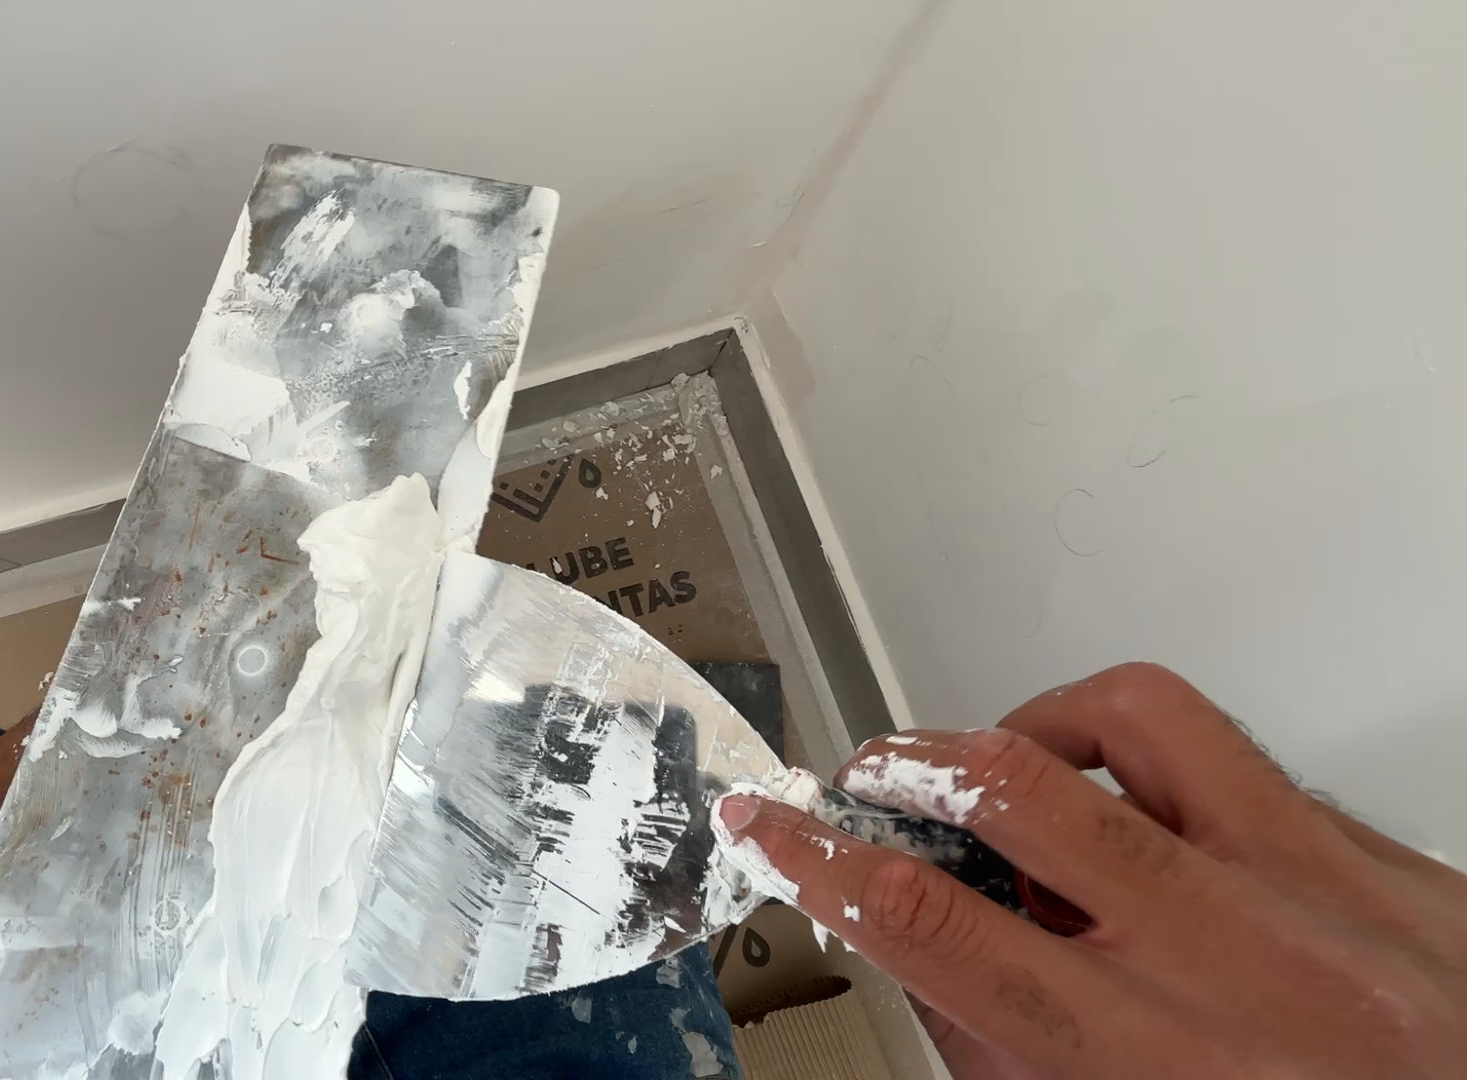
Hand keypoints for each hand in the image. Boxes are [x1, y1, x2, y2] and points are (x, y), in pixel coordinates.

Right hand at [717, 663, 1466, 1078]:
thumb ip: (989, 1040)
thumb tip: (902, 930)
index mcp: (1156, 1066)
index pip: (929, 925)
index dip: (816, 858)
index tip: (761, 819)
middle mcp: (1251, 969)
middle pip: (1014, 790)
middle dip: (902, 763)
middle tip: (873, 777)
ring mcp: (1339, 898)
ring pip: (1129, 716)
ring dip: (1027, 728)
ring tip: (1008, 768)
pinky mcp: (1402, 864)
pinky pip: (1224, 748)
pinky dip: (1132, 748)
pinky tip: (1123, 800)